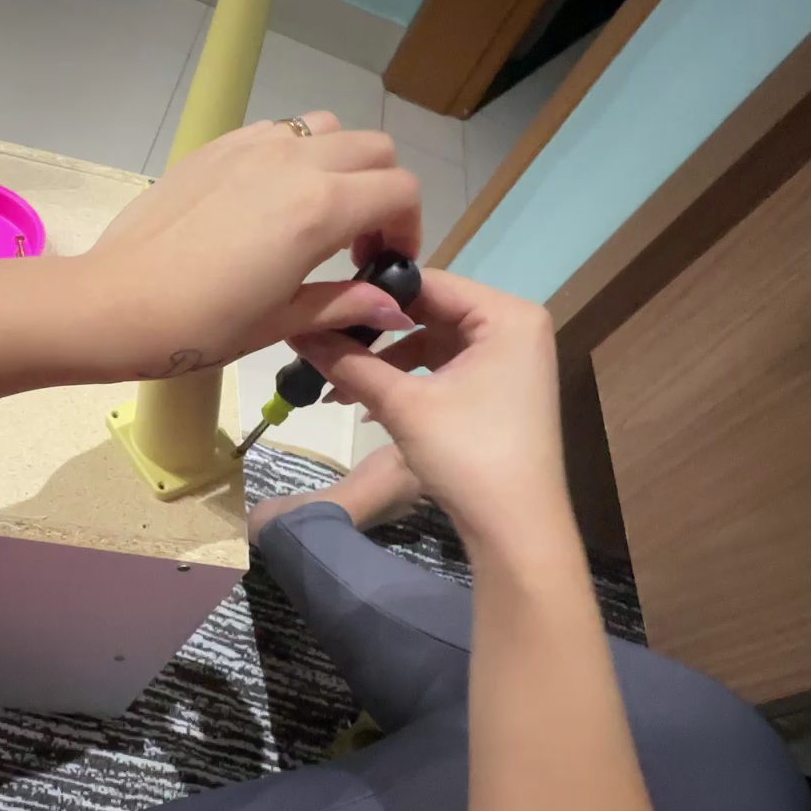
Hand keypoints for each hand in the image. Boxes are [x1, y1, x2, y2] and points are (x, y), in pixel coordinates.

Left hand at [83, 111, 421, 379]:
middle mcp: (295, 161)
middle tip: (357, 243)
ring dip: (341, 165)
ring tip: (315, 214)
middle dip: (383, 193)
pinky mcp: (217, 146)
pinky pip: (277, 131)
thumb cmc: (201, 326)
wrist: (116, 304)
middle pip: (374, 149)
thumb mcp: (280, 322)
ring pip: (327, 129)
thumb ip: (344, 303)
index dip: (409, 229)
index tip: (387, 262)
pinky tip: (268, 202)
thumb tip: (396, 306)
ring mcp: (252, 145)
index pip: (400, 192)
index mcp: (319, 208)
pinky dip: (295, 156)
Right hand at [293, 269, 569, 546]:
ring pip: (431, 344)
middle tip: (324, 347)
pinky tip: (368, 406)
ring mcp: (507, 361)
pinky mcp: (496, 390)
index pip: (428, 282)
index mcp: (505, 315)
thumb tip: (295, 330)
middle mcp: (513, 327)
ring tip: (338, 388)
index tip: (324, 309)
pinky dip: (406, 383)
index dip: (373, 295)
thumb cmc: (467, 453)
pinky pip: (442, 370)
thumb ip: (348, 362)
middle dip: (375, 337)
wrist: (514, 527)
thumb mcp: (402, 404)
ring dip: (384, 364)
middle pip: (429, 313)